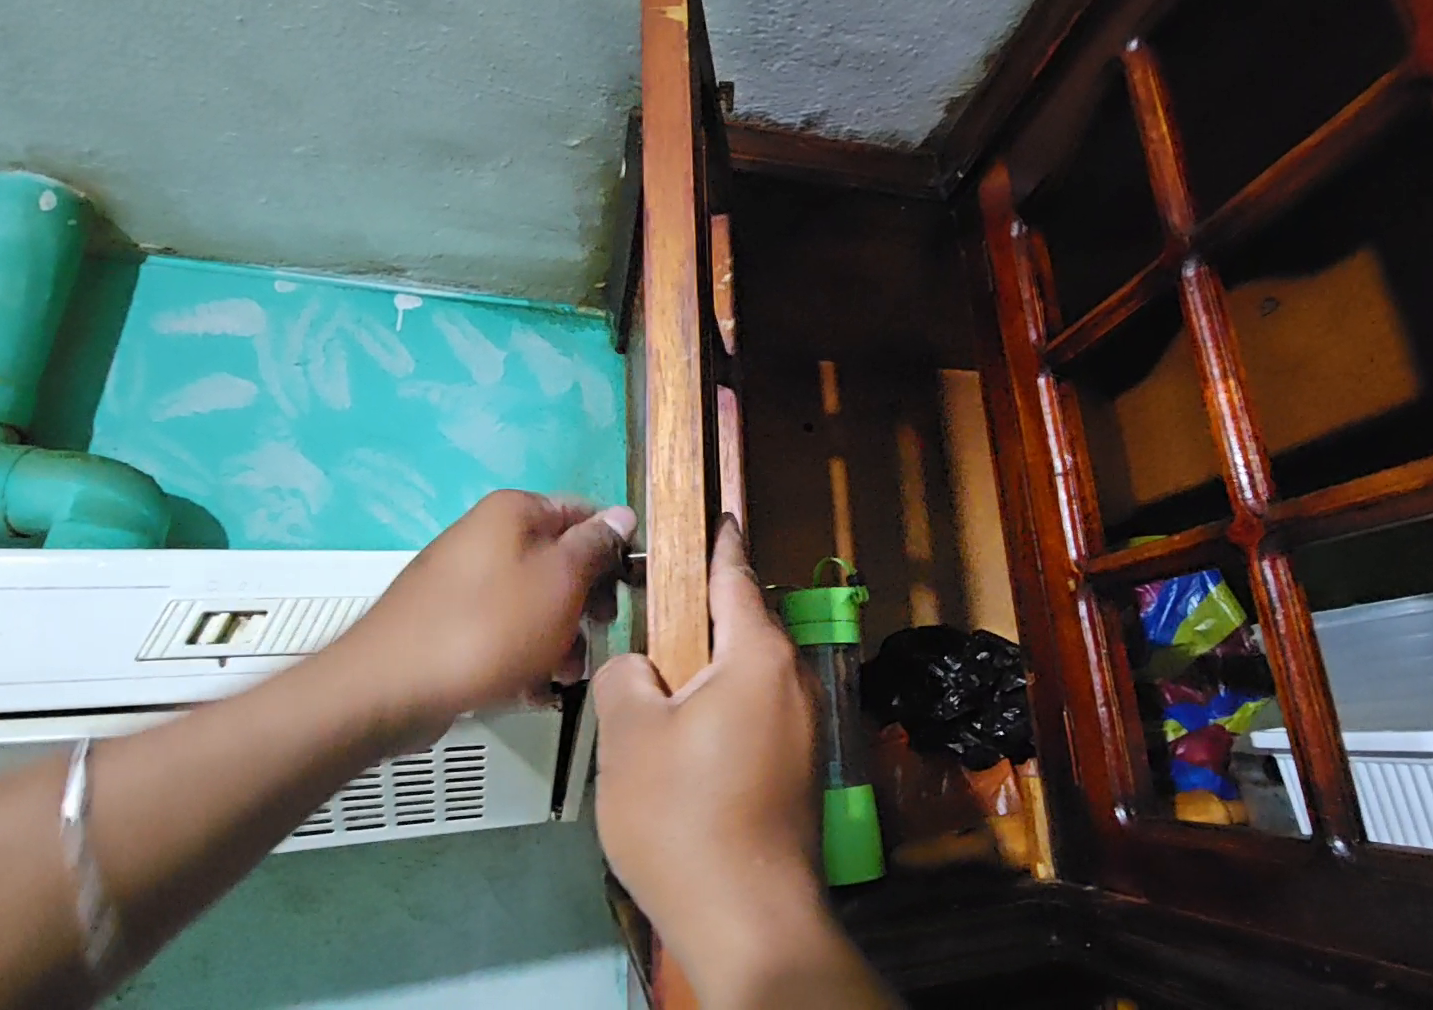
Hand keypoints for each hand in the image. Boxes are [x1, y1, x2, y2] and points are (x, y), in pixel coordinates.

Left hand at [329, 490, 634, 745]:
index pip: (585, 514)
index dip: (613, 550)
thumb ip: (596, 546)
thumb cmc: (487, 629)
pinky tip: (531, 688)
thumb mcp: (561, 581)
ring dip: (560, 638)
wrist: (388, 692)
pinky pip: (503, 630)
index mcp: (514, 512)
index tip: (628, 590)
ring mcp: (464, 581)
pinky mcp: (448, 622)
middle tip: (596, 635)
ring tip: (561, 675)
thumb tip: (621, 516)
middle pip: (560, 562)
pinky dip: (524, 655)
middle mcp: (487, 536)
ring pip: (535, 602)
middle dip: (586, 604)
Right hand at [593, 519, 839, 1002]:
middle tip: (651, 628)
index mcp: (758, 656)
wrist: (747, 916)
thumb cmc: (683, 815)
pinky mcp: (800, 764)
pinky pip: (757, 713)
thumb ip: (627, 677)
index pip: (736, 578)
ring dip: (708, 675)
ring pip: (747, 676)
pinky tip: (688, 746)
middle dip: (701, 622)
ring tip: (659, 696)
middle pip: (742, 628)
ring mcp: (805, 724)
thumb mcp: (629, 735)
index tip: (720, 516)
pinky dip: (724, 711)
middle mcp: (793, 679)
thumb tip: (642, 669)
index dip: (721, 544)